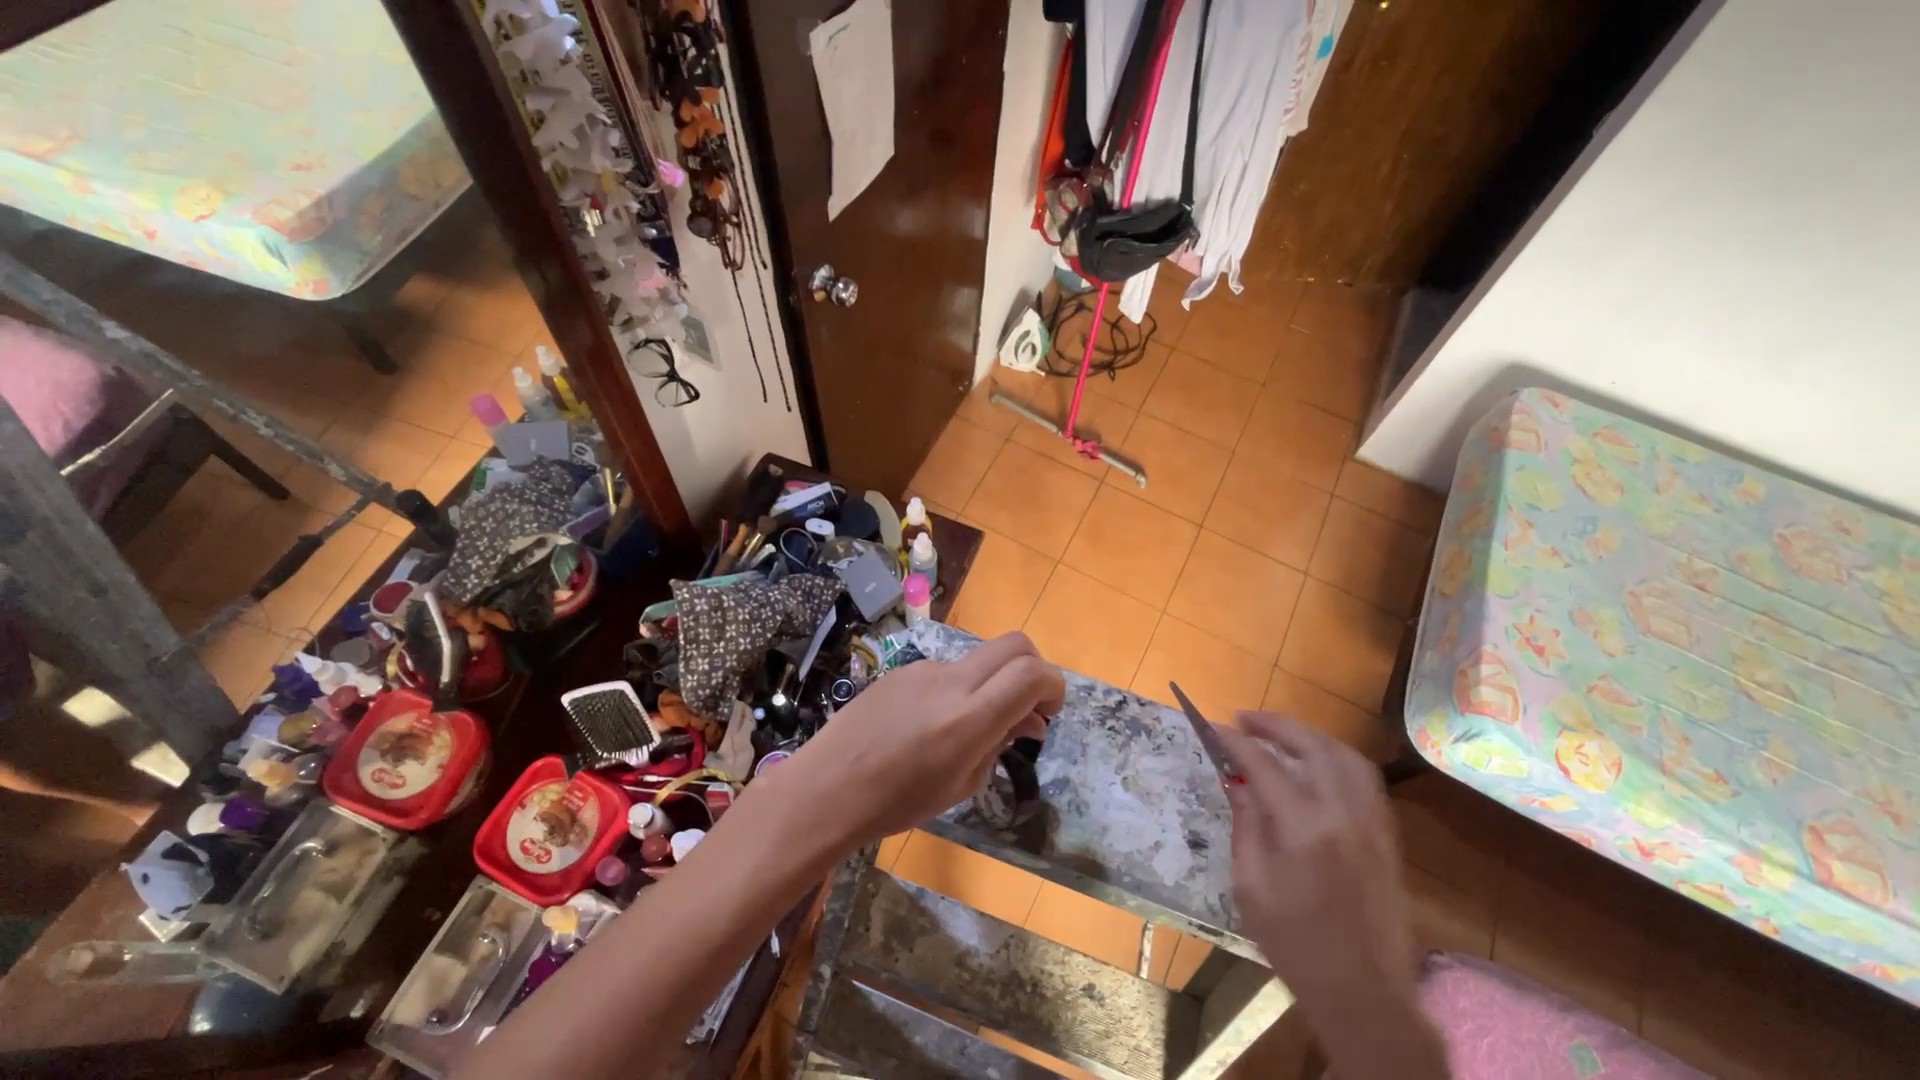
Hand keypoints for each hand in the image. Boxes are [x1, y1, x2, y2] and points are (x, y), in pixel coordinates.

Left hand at [784, 632, 1063, 841]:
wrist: (828, 787)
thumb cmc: (898, 803)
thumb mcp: (962, 784)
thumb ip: (1000, 743)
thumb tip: (1029, 720)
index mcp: (970, 717)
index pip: (1032, 672)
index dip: (1054, 686)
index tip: (1050, 712)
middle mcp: (951, 681)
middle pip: (1014, 644)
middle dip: (1033, 668)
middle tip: (1028, 707)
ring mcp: (923, 670)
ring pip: (978, 659)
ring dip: (992, 683)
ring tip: (973, 729)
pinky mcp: (900, 670)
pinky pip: (945, 671)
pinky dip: (959, 689)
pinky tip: (933, 725)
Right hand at [1217, 712, 1417, 1005]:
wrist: (1363, 992)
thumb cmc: (1295, 945)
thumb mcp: (1251, 887)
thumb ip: (1246, 826)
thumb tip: (1237, 782)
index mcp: (1305, 828)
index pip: (1265, 765)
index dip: (1235, 742)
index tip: (1212, 727)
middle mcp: (1344, 813)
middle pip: (1311, 746)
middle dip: (1274, 725)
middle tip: (1243, 718)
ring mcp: (1373, 821)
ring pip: (1345, 755)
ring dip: (1309, 736)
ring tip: (1279, 735)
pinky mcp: (1387, 835)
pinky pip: (1364, 778)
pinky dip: (1336, 758)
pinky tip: (1316, 765)